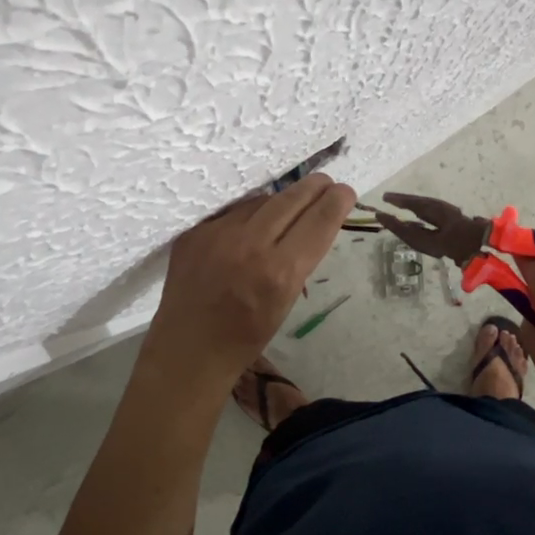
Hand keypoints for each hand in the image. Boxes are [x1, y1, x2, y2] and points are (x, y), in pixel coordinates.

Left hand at [147, 173, 356, 377]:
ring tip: (288, 208)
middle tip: (326, 183)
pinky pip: (231, 212)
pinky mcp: (194, 233)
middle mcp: (250, 246)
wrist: (189, 351)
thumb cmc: (245, 337)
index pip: (318, 221)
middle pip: (292, 199)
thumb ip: (299, 261)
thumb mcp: (285, 302)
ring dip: (279, 202)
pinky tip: (250, 227)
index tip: (345, 192)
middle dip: (314, 188)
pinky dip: (247, 216)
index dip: (337, 201)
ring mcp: (217, 235)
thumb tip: (311, 223)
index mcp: (280, 271)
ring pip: (260, 201)